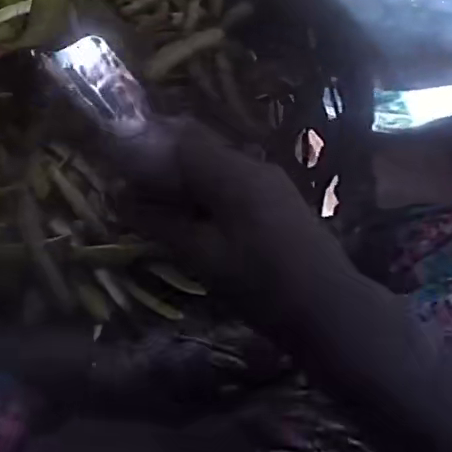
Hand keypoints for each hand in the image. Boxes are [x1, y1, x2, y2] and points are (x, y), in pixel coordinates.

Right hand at [105, 119, 451, 451]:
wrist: (336, 317)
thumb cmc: (263, 287)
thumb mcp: (200, 256)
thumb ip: (157, 221)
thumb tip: (116, 195)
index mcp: (231, 172)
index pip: (177, 134)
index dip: (142, 137)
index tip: (114, 152)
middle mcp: (250, 163)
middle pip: (194, 140)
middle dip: (157, 151)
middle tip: (128, 175)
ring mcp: (266, 177)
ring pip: (210, 158)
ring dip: (178, 169)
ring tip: (152, 196)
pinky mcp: (274, 195)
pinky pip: (227, 174)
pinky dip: (200, 183)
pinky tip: (188, 211)